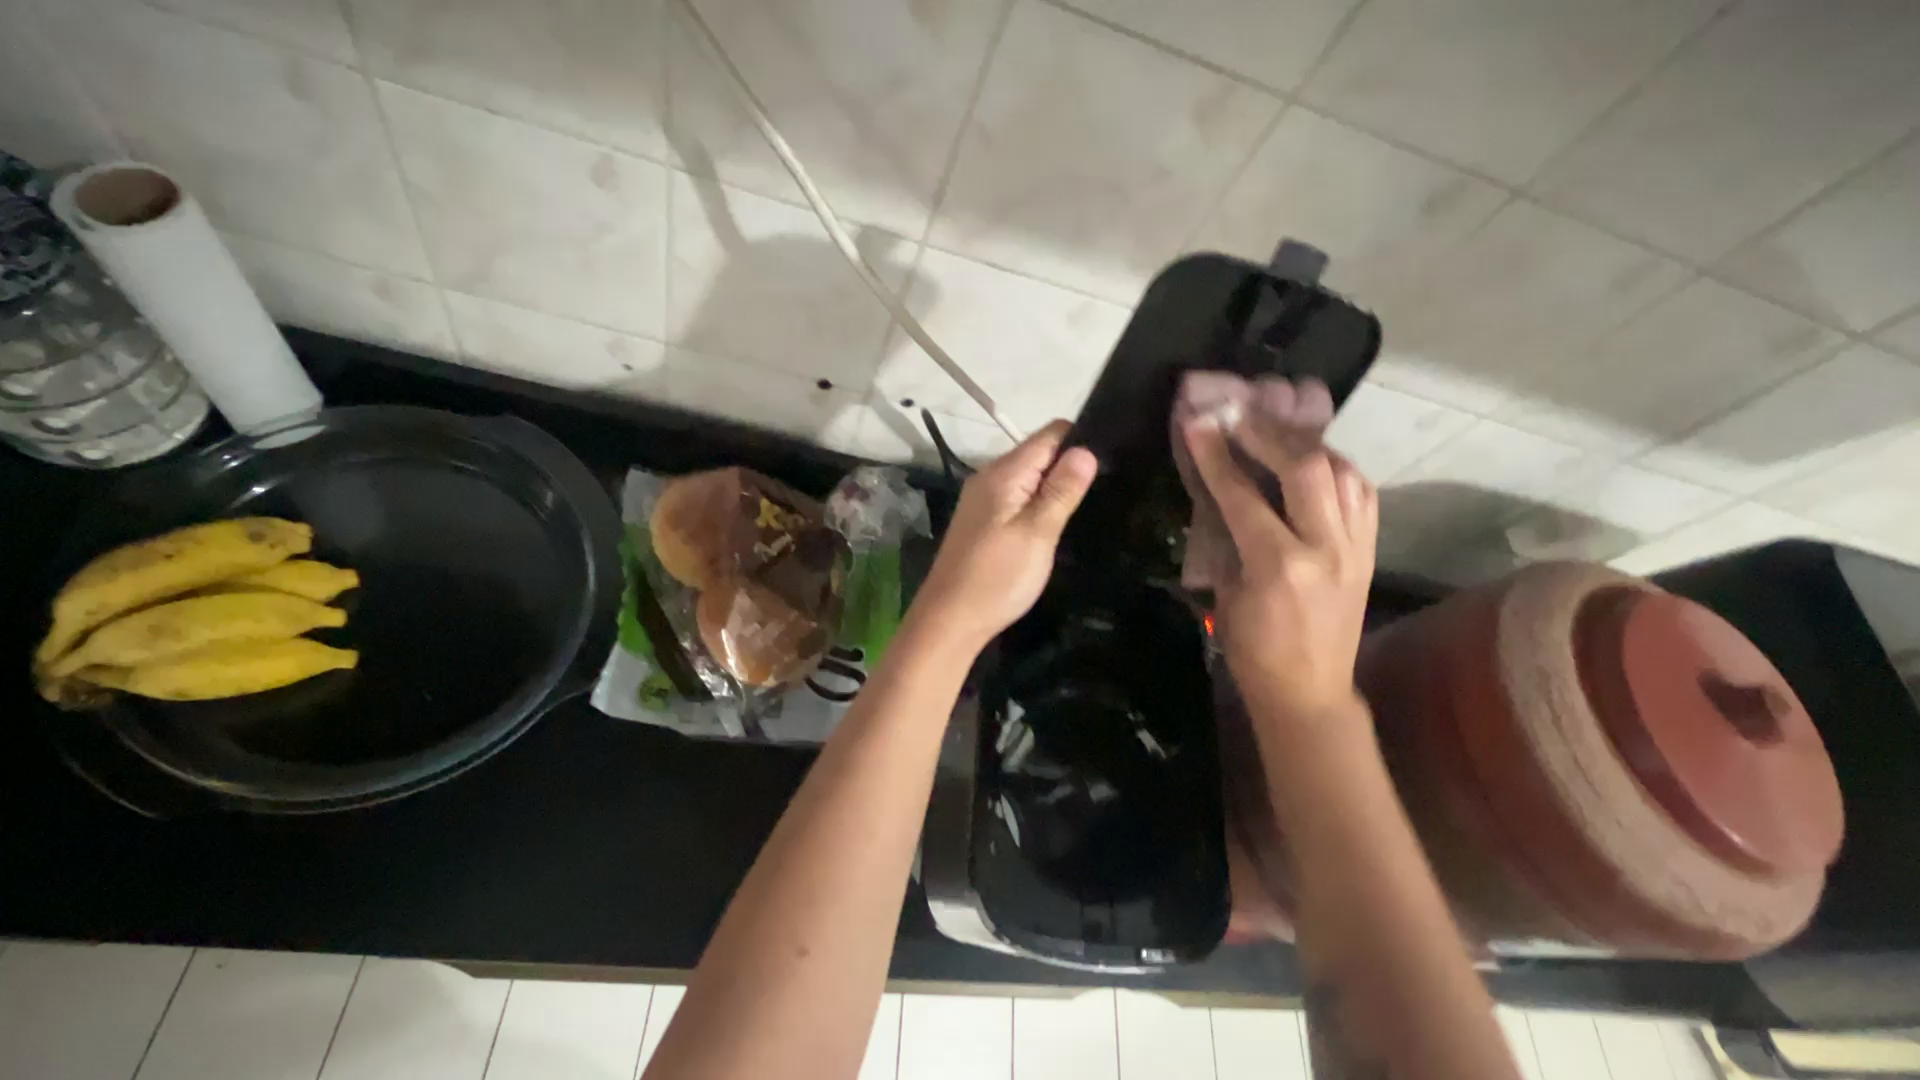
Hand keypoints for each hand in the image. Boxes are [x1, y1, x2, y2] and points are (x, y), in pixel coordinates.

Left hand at [911, 420, 1097, 650]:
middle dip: (1070, 464)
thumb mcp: (1038, 533)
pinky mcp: (982, 522)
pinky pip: (1017, 499)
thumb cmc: (997, 577)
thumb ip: (1061, 490)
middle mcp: (989, 477)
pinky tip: (1056, 524)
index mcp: (1003, 473)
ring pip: (1028, 478)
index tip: (1114, 458)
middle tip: (1110, 487)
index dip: (1081, 440)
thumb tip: (1086, 450)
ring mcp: (983, 501)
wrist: (950, 620)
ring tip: (1091, 504)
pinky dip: (1038, 504)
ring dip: (1055, 487)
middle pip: (1038, 453)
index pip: (1050, 434)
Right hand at [1179, 407, 1377, 723]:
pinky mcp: (1370, 551)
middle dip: (1266, 433)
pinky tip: (1313, 464)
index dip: (1216, 455)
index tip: (1198, 423)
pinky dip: (1336, 470)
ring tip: (1275, 433)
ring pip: (1342, 472)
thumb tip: (1217, 491)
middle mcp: (1326, 549)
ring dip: (1305, 445)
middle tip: (1238, 414)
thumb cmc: (1254, 651)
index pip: (1243, 494)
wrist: (1309, 691)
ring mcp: (1356, 548)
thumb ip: (1227, 540)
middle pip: (1305, 468)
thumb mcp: (1227, 595)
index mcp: (1279, 566)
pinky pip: (1361, 493)